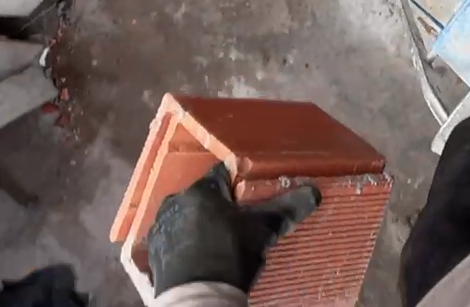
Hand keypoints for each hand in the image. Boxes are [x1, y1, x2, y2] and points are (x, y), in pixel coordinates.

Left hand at [147, 165, 320, 293]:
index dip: (240, 184)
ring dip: (202, 225)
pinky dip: (187, 244)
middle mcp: (175, 203)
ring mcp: (161, 230)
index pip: (224, 175)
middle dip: (221, 206)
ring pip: (189, 217)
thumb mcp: (263, 230)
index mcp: (200, 189)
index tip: (253, 196)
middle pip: (205, 196)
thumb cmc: (230, 256)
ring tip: (221, 241)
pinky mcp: (154, 256)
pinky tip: (202, 256)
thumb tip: (315, 192)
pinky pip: (175, 240)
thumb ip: (287, 208)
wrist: (198, 303)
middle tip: (239, 222)